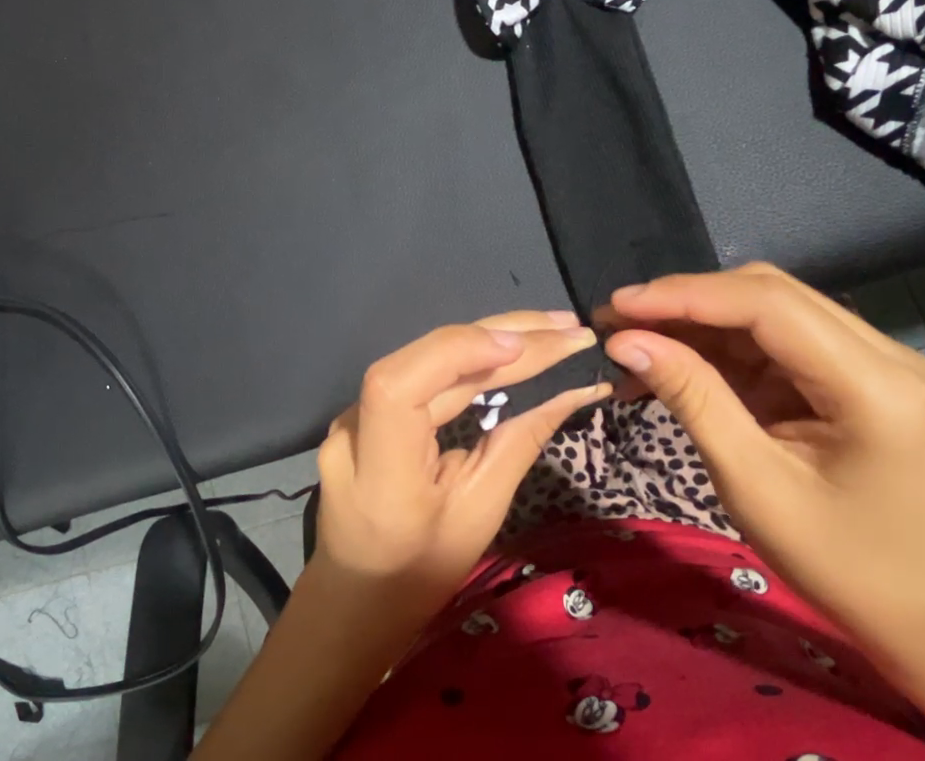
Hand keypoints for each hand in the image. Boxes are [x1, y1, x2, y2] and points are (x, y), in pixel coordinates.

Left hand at [314, 311, 610, 603]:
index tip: (523, 346)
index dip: (456, 353)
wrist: (358, 595)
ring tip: (553, 329)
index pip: (399, 386)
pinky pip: (418, 375)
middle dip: (497, 338)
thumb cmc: (421, 572)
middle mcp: (354, 431)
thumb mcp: (479, 513)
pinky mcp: (366, 411)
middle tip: (569, 328)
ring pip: (422, 361)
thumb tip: (572, 388)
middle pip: (420, 363)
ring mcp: (353, 416)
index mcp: (379, 473)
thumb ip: (518, 443)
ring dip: (488, 340)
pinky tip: (509, 348)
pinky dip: (466, 358)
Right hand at [601, 264, 924, 658]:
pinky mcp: (852, 380)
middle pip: (769, 295)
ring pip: (768, 314)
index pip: (767, 304)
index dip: (685, 295)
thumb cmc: (840, 564)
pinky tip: (673, 364)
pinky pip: (776, 346)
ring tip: (632, 342)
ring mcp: (872, 364)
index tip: (616, 305)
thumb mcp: (753, 483)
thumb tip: (625, 341)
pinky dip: (720, 351)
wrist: (921, 621)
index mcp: (874, 383)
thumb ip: (693, 399)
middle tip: (614, 321)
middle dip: (686, 302)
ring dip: (698, 324)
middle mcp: (883, 355)